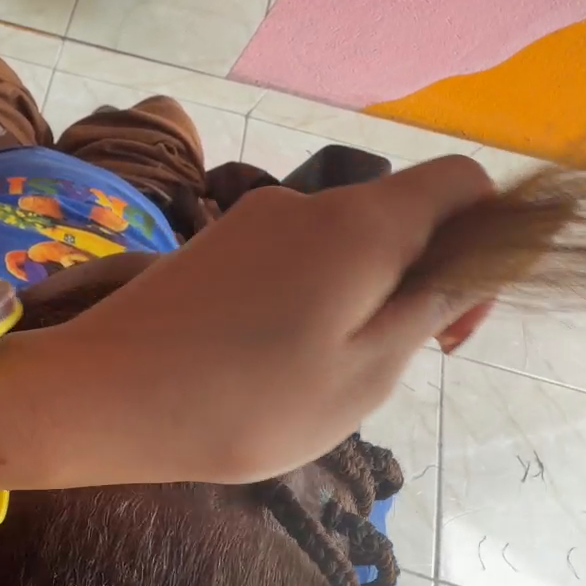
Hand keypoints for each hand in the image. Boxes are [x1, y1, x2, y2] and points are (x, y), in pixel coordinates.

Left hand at [0, 156, 498, 488]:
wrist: (101, 396)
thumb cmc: (243, 402)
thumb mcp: (365, 371)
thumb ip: (431, 305)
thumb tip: (473, 259)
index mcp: (356, 222)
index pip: (458, 183)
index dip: (484, 241)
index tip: (451, 320)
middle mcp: (296, 204)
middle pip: (391, 215)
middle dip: (410, 280)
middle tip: (380, 361)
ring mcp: (240, 224)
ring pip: (332, 244)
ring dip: (351, 296)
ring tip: (311, 370)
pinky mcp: (201, 250)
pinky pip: (279, 259)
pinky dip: (297, 298)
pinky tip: (262, 356)